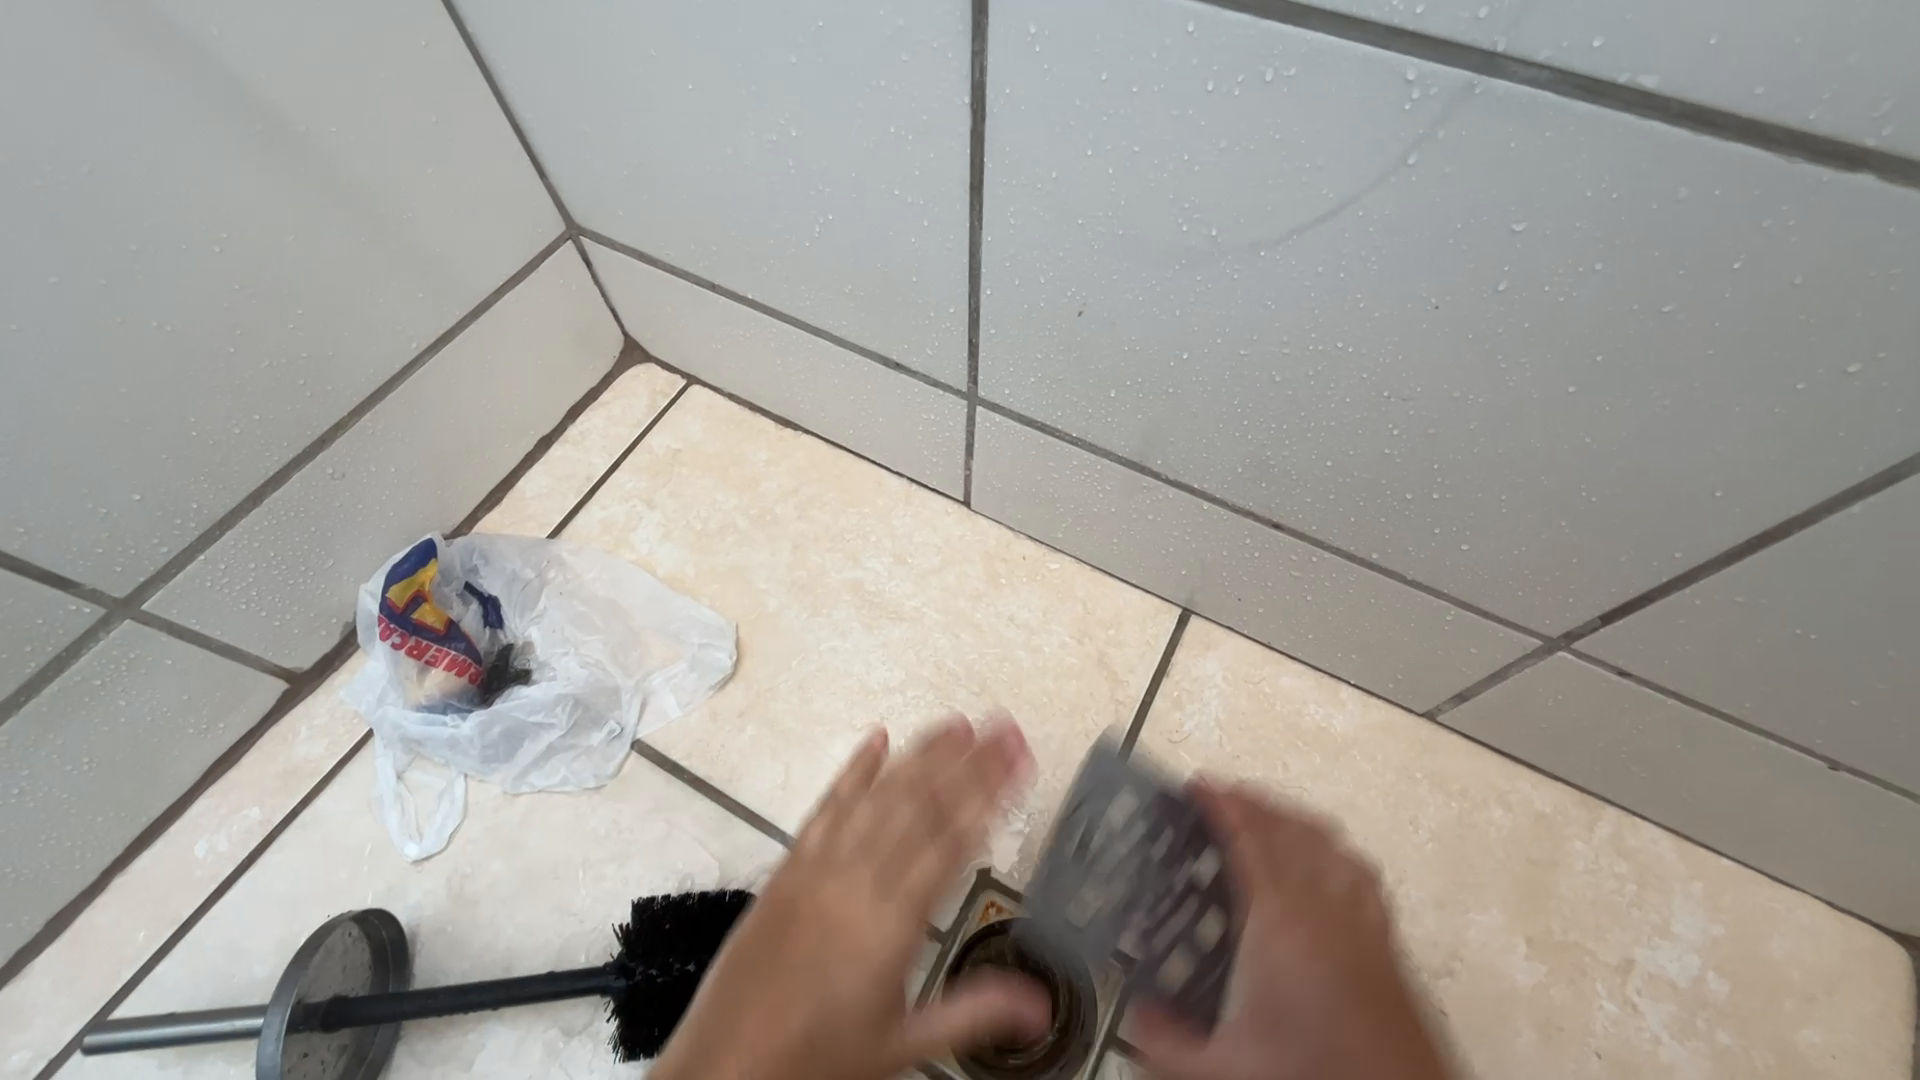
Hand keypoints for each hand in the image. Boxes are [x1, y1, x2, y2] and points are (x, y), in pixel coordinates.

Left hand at [652, 713, 1051, 1079]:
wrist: (725, 1067)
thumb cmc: (815, 1057)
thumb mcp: (903, 1044)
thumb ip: (974, 1012)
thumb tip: (1039, 1004)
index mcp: (891, 922)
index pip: (953, 841)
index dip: (990, 794)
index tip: (1017, 760)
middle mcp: (857, 880)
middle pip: (921, 806)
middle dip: (968, 762)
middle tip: (1003, 726)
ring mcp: (819, 866)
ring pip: (878, 796)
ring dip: (920, 755)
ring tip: (956, 723)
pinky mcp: (789, 865)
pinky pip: (826, 806)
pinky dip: (853, 770)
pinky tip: (875, 740)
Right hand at [1128, 782, 1451, 1079]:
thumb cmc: (1324, 1076)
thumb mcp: (1228, 1065)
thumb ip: (1170, 1040)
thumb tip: (1139, 1019)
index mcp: (1279, 925)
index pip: (1248, 839)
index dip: (1222, 804)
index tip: (1200, 786)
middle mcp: (1325, 911)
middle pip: (1289, 828)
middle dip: (1254, 801)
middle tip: (1224, 794)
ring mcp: (1362, 922)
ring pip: (1328, 843)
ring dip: (1293, 819)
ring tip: (1268, 815)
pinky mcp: (1387, 943)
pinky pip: (1359, 873)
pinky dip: (1335, 852)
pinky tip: (1329, 861)